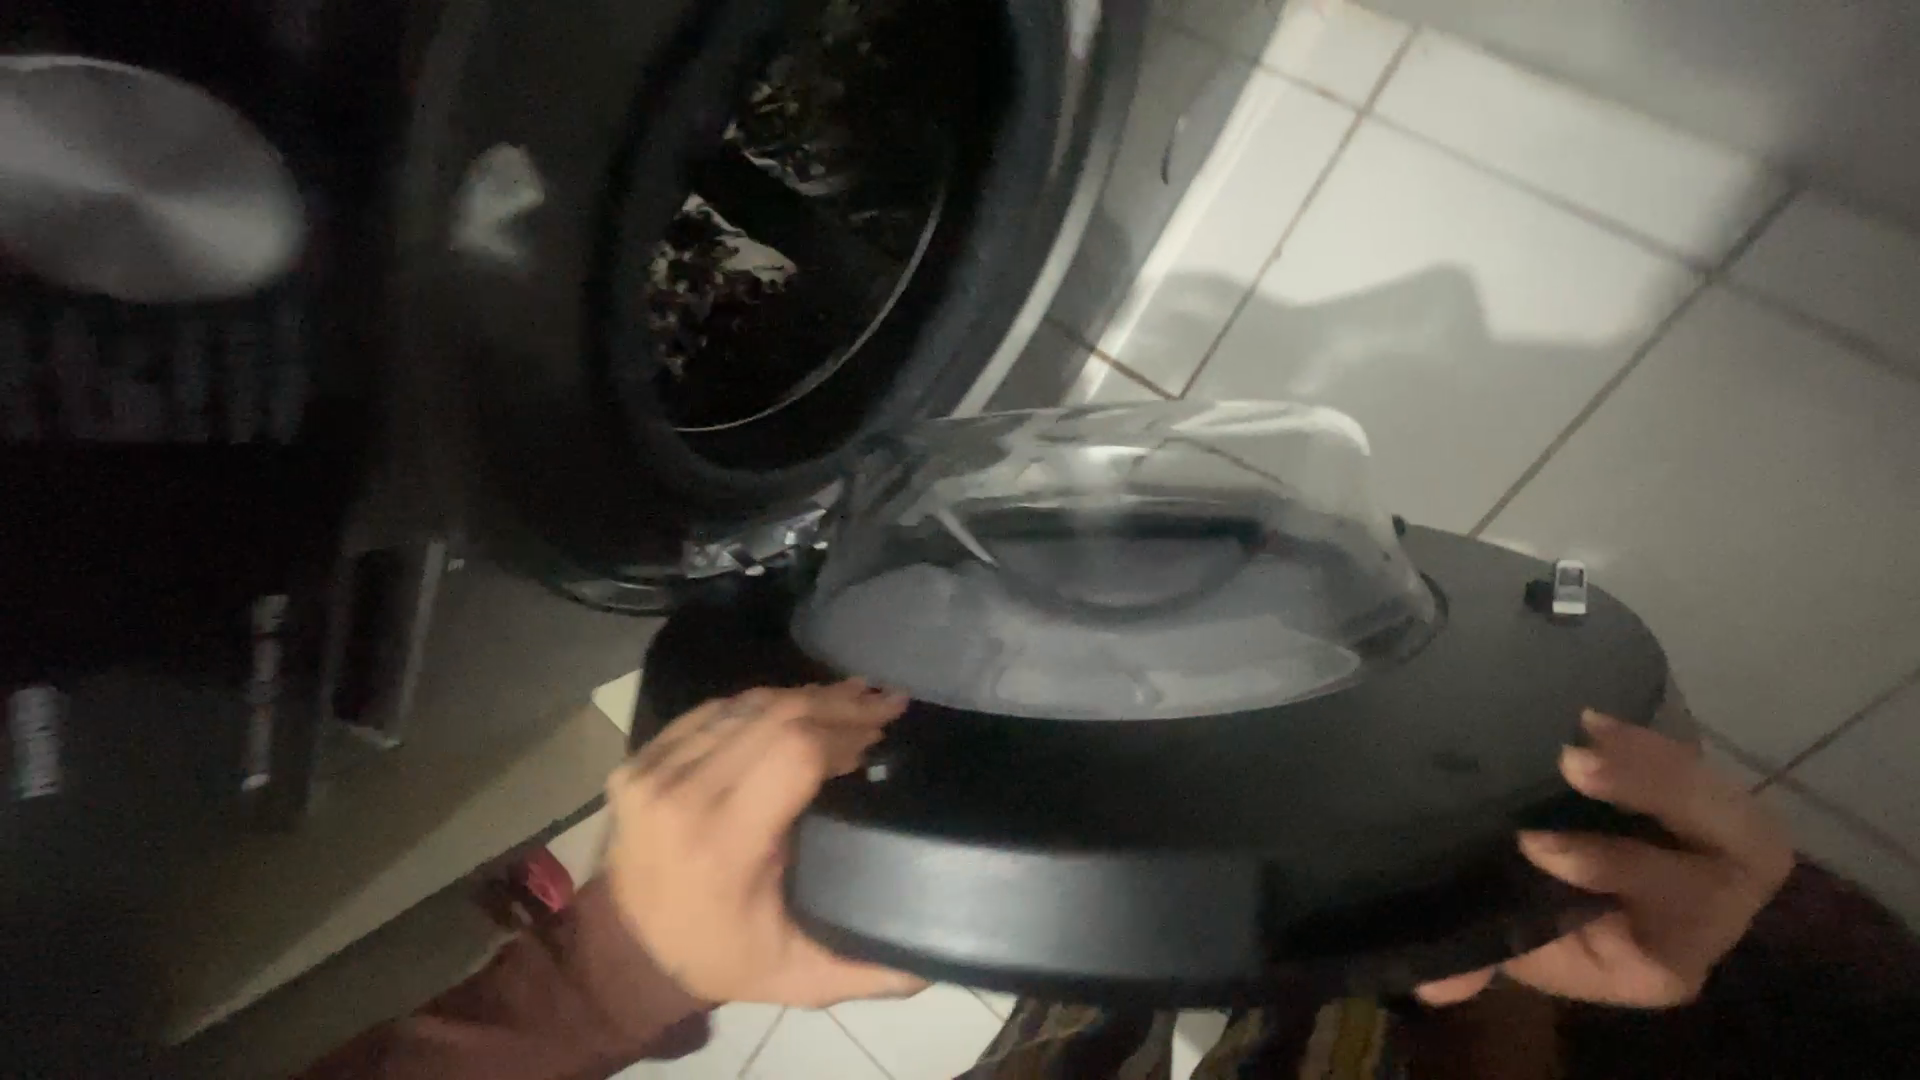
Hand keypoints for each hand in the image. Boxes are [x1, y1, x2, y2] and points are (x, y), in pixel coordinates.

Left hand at [602, 679, 926, 1007]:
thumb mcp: (801, 976)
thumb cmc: (725, 955)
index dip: (846, 732)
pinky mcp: (640, 759)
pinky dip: (762, 702)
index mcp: (724, 844)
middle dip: (838, 704)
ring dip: (806, 696)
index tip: (883, 731)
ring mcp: (653, 771)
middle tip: (884, 701)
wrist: (627, 951)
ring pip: (747, 706)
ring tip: (852, 694)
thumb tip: (938, 955)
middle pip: (776, 717)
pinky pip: (715, 711)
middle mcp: (682, 796)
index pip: (795, 753)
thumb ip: (870, 969)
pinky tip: (798, 701)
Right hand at [1417, 711, 1794, 1008]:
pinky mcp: (1691, 807)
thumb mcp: (1499, 943)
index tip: (1532, 842)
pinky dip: (1653, 744)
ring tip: (1581, 730)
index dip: (1613, 875)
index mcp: (1660, 956)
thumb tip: (1431, 982)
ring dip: (1657, 766)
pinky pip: (1702, 774)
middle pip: (1735, 861)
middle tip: (1572, 763)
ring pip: (1728, 810)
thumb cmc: (1525, 921)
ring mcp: (1707, 853)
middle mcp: (1708, 911)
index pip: (1672, 923)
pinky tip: (1587, 718)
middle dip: (1661, 804)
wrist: (1547, 878)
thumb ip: (1476, 958)